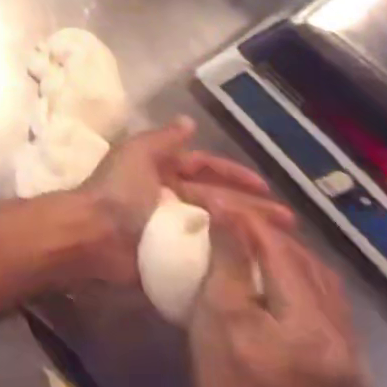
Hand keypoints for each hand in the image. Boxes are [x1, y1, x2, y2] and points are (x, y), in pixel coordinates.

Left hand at [76, 117, 293, 286]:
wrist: (95, 234)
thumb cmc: (117, 190)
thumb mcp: (137, 154)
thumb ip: (163, 139)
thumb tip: (188, 120)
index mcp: (159, 169)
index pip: (203, 167)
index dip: (233, 173)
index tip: (266, 186)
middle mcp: (169, 196)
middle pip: (218, 199)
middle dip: (252, 206)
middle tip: (290, 222)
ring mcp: (174, 228)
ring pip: (220, 226)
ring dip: (249, 232)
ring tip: (285, 245)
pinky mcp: (177, 255)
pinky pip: (211, 253)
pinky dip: (233, 256)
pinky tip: (261, 265)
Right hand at [188, 204, 368, 386]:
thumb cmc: (228, 381)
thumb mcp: (218, 315)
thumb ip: (228, 259)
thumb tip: (226, 207)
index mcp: (313, 326)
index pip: (281, 250)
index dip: (246, 219)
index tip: (212, 201)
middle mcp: (345, 340)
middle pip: (309, 265)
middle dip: (270, 236)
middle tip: (230, 219)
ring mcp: (353, 360)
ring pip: (324, 286)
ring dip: (289, 258)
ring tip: (251, 245)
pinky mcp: (347, 373)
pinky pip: (329, 310)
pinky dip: (300, 284)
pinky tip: (275, 283)